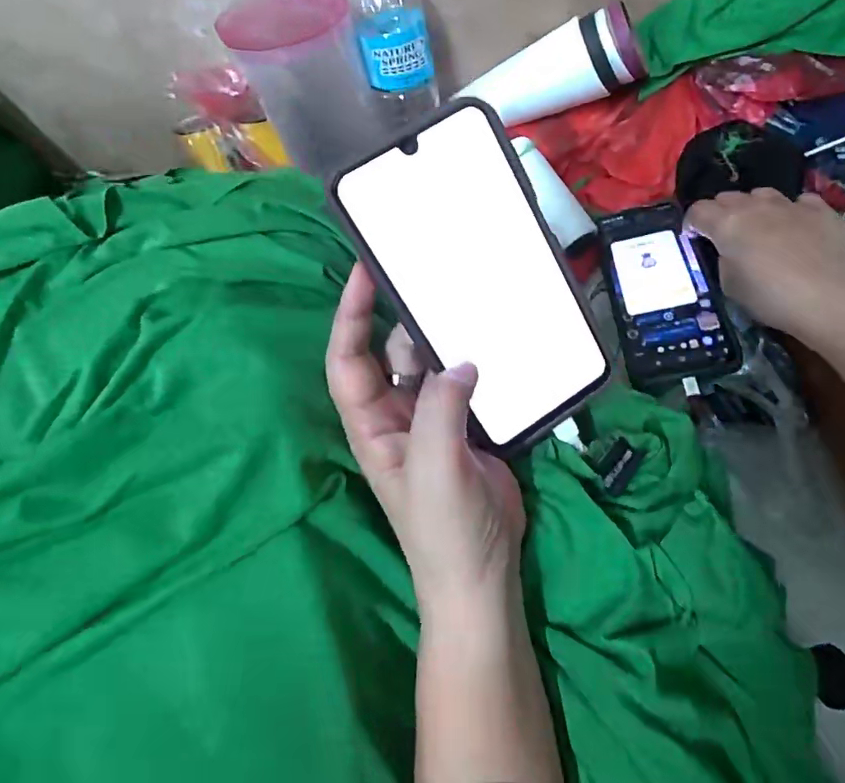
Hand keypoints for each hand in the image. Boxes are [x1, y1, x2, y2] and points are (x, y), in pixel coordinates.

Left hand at [326, 263, 525, 616]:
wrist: (483, 574)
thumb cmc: (444, 529)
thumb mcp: (435, 468)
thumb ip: (441, 409)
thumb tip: (462, 362)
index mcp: (371, 424)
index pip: (348, 359)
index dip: (350, 315)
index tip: (364, 270)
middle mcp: (397, 414)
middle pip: (393, 351)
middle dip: (405, 314)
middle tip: (431, 271)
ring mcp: (435, 418)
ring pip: (433, 362)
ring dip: (446, 334)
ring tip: (469, 295)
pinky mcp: (469, 424)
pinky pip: (467, 380)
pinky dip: (477, 357)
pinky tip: (496, 335)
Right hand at [685, 188, 844, 337]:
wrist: (837, 301)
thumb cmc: (775, 299)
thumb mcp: (732, 288)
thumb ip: (723, 262)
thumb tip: (728, 252)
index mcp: (727, 224)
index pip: (697, 211)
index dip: (693, 225)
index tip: (696, 240)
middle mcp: (755, 206)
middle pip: (727, 198)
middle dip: (721, 214)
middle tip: (727, 239)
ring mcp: (790, 204)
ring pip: (761, 195)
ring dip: (755, 209)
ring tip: (762, 231)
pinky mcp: (821, 210)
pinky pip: (798, 202)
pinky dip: (792, 212)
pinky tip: (798, 230)